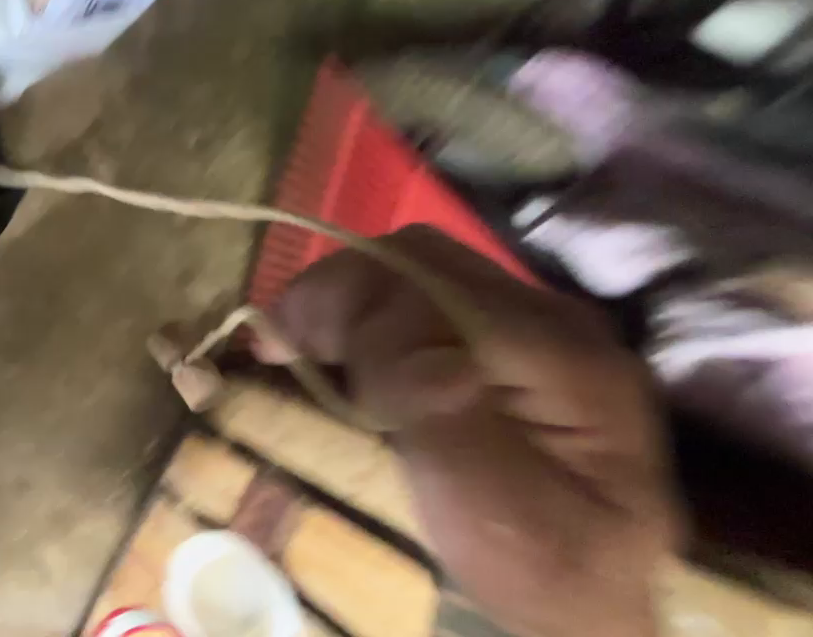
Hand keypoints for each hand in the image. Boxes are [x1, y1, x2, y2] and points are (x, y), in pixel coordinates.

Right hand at [263, 226, 680, 636]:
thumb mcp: (504, 525)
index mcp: (568, 365)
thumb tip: (419, 358)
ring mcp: (518, 316)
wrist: (573, 588)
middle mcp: (548, 319)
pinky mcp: (487, 323)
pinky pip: (401, 281)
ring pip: (401, 262)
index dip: (352, 315)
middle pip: (415, 260)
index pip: (436, 295)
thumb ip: (456, 431)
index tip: (284, 358)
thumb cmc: (534, 568)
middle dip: (332, 295)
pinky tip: (317, 339)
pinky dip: (345, 302)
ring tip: (287, 344)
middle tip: (276, 348)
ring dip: (332, 296)